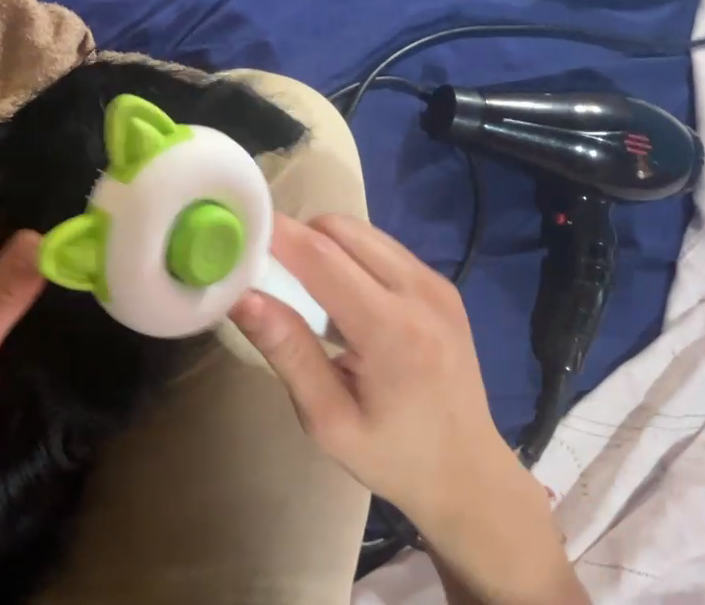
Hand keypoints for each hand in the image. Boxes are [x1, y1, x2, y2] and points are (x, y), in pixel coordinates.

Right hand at [231, 214, 585, 604]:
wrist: (469, 475)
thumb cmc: (392, 455)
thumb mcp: (326, 419)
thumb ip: (286, 351)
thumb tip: (242, 296)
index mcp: (393, 330)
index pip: (320, 255)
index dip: (274, 234)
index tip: (235, 231)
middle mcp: (420, 292)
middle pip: (338, 229)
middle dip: (294, 237)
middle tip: (265, 270)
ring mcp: (435, 284)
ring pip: (357, 230)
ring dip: (319, 243)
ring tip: (300, 287)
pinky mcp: (440, 285)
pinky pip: (378, 245)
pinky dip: (346, 255)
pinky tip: (338, 297)